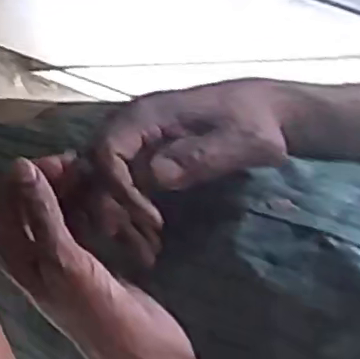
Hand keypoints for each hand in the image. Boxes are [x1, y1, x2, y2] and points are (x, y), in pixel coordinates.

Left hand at [0, 157, 202, 358]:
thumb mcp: (67, 262)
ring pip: (56, 202)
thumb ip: (41, 213)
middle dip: (57, 179)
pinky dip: (92, 207)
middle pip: (32, 194)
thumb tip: (20, 164)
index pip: (8, 191)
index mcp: (10, 246)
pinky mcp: (84, 255)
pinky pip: (79, 217)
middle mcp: (25, 244)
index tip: (65, 161)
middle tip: (87, 169)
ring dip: (76, 191)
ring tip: (102, 184)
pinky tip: (112, 204)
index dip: (31, 171)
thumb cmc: (102, 315)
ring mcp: (55, 249)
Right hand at [87, 80, 300, 264]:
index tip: (153, 222)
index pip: (107, 149)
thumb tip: (154, 177)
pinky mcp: (141, 152)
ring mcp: (131, 138)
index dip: (120, 186)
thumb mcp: (242, 141)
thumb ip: (199, 156)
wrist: (264, 109)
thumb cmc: (254, 123)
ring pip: (102, 173)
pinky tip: (145, 232)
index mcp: (142, 116)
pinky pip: (120, 177)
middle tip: (138, 246)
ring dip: (115, 209)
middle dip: (110, 204)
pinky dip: (125, 205)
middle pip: (95, 163)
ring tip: (143, 248)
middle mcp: (125, 125)